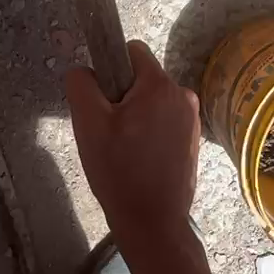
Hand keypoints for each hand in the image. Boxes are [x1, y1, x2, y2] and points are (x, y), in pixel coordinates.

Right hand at [64, 40, 201, 237]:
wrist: (153, 222)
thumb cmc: (118, 171)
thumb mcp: (88, 125)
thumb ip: (81, 85)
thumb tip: (84, 71)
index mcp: (161, 85)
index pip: (131, 51)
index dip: (109, 69)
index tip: (100, 101)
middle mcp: (184, 96)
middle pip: (141, 79)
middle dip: (121, 97)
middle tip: (107, 133)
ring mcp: (192, 120)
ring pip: (151, 102)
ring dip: (134, 117)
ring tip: (122, 150)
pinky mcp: (193, 141)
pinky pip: (163, 122)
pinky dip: (148, 133)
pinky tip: (137, 161)